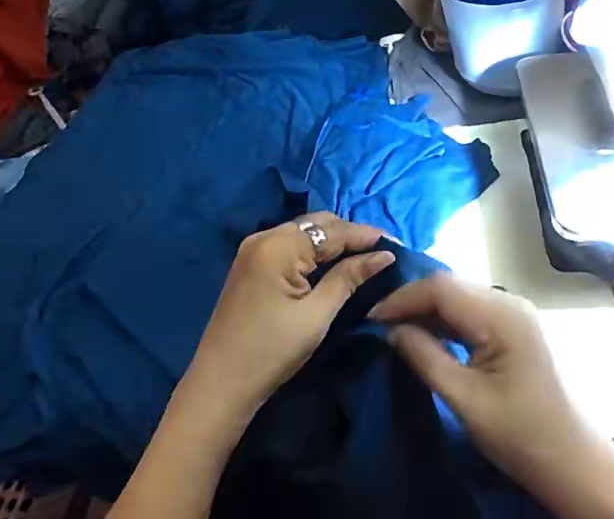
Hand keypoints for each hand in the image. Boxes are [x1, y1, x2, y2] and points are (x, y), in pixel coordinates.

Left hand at [183, 211, 395, 416]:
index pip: (333, 231)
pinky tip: (332, 261)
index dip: (366, 235)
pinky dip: (314, 249)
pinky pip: (291, 243)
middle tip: (380, 250)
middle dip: (350, 234)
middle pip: (318, 224)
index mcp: (279, 246)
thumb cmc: (271, 353)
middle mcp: (264, 237)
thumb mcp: (317, 315)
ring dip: (333, 240)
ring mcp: (254, 249)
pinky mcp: (250, 264)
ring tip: (363, 253)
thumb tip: (384, 255)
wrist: (217, 389)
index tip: (396, 243)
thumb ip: (349, 277)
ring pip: (305, 231)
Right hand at [369, 273, 594, 489]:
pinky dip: (445, 319)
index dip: (404, 297)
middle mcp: (508, 301)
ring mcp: (513, 311)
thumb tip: (392, 331)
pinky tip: (424, 334)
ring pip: (460, 296)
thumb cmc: (519, 432)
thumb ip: (427, 358)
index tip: (371, 318)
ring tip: (393, 329)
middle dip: (412, 301)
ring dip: (427, 309)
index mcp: (501, 314)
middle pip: (451, 287)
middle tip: (377, 324)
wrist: (569, 455)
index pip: (442, 288)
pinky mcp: (512, 325)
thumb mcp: (465, 399)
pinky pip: (471, 310)